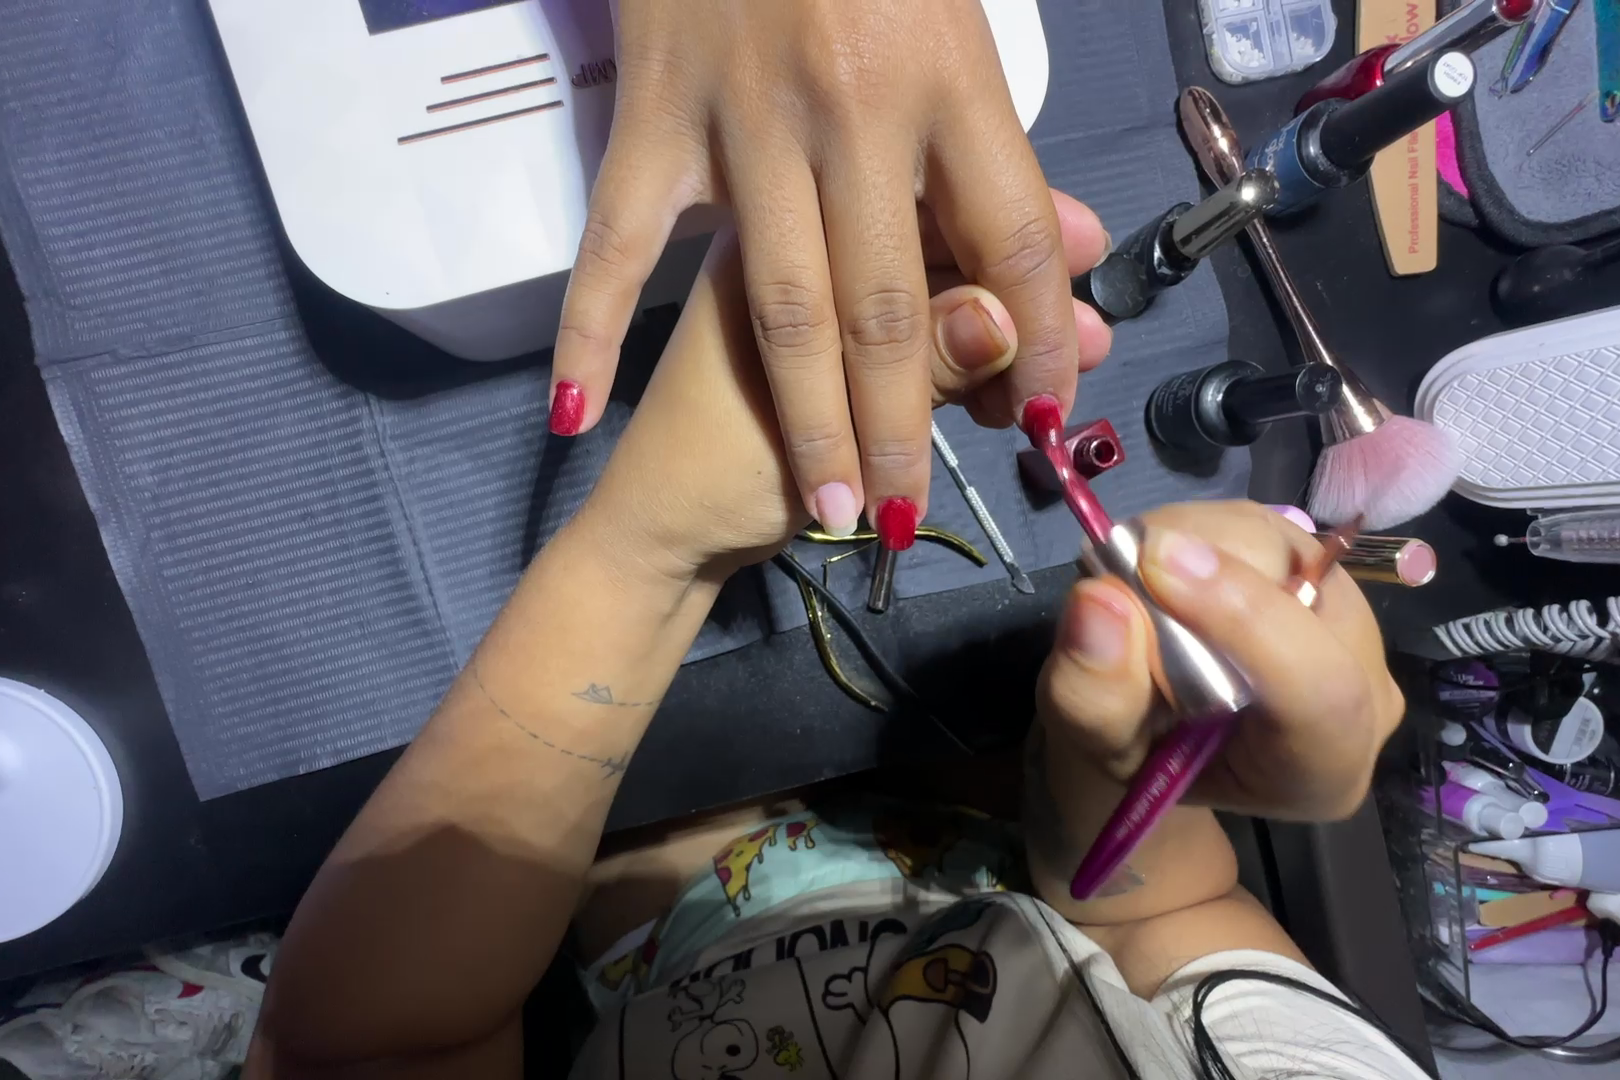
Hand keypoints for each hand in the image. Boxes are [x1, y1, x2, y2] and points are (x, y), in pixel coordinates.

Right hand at [553, 0, 1082, 545]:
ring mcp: (740, 124)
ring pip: (782, 307)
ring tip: (830, 513)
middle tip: (908, 515)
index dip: (1037, 345)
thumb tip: (1048, 280)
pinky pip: (612, 246)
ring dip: (807, 424)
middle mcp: (847, 107)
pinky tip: (571, 413)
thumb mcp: (956, 48)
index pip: (1012, 242)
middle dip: (903, 428)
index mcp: (944, 75)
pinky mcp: (648, 123)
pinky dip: (585, 332)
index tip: (1038, 421)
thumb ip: (996, 173)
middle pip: (888, 308)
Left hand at [584, 195, 1111, 579]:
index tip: (1081, 248)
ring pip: (933, 307)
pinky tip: (1020, 381)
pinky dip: (969, 370)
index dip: (1000, 235)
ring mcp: (826, 312)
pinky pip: (917, 352)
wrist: (662, 535)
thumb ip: (905, 367)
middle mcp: (807, 260)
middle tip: (1093, 318)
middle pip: (935, 259)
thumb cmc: (709, 472)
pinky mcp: (839, 364)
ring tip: (1081, 356)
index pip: (909, 213)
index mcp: (776, 242)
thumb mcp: (806, 414)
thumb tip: (1005, 322)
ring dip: (1006, 336)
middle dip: (1021, 293)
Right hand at [1034, 501, 1403, 820]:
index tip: (1153, 565)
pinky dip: (1198, 532)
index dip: (1243, 619)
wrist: (1161, 736)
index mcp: (1317, 772)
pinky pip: (1264, 527)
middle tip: (1121, 580)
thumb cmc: (1130, 754)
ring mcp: (1348, 629)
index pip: (1323, 690)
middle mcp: (1362, 697)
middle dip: (1199, 565)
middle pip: (1303, 593)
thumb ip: (1093, 695)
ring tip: (1136, 581)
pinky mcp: (1319, 577)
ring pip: (1282, 543)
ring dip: (1192, 542)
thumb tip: (1099, 598)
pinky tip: (1164, 568)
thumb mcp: (1094, 748)